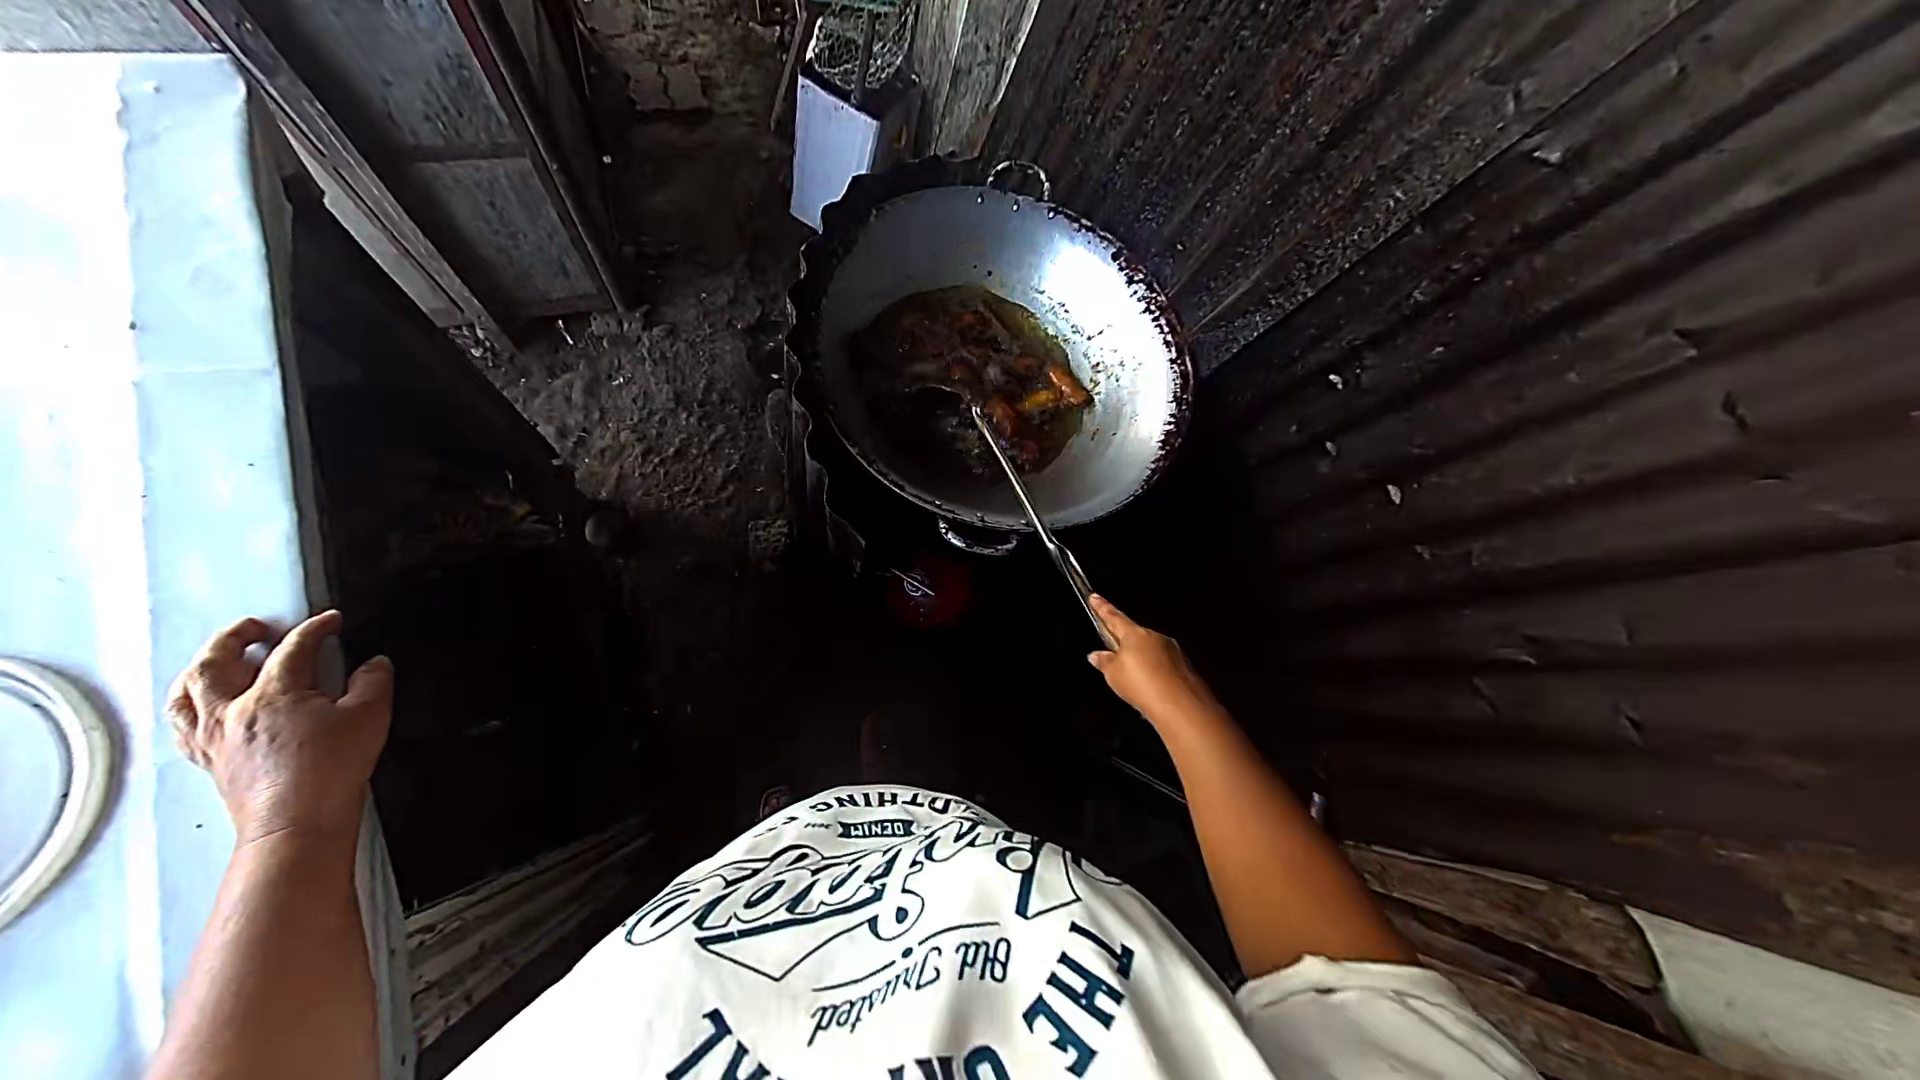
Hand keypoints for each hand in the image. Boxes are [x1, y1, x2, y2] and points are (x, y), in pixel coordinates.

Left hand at [167, 611, 393, 846]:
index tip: (331, 621)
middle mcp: (232, 712)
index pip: (293, 648)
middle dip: (235, 637)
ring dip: (198, 668)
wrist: (298, 821)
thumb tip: (374, 665)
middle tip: (255, 626)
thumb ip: (374, 681)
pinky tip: (202, 708)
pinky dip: (189, 708)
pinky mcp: (211, 761)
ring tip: (216, 659)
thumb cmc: (329, 772)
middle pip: (215, 662)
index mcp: (272, 694)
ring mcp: (214, 738)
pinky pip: (184, 727)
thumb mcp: (371, 715)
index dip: (316, 628)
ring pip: (185, 693)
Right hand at [1086, 595, 1222, 725]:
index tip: (1095, 596)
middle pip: (1134, 635)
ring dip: (1140, 660)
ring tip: (1131, 679)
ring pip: (1150, 651)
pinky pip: (1163, 666)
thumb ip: (1104, 662)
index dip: (1102, 608)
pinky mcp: (1185, 668)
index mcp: (1135, 634)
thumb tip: (1096, 655)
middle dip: (1123, 643)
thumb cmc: (1141, 684)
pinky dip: (1154, 673)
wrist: (1180, 706)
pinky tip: (1149, 688)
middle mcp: (1156, 637)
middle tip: (1112, 654)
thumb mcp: (1113, 674)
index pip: (1114, 617)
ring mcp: (1173, 652)